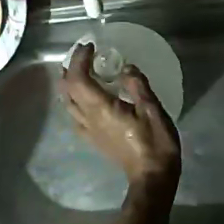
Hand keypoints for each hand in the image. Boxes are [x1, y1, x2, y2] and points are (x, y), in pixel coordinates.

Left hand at [62, 43, 180, 189]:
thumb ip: (137, 86)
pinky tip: (87, 98)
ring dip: (70, 84)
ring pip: (68, 103)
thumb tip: (126, 67)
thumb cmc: (155, 144)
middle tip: (84, 55)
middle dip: (71, 68)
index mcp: (101, 109)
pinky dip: (75, 100)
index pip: (78, 78)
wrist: (151, 177)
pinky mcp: (94, 139)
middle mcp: (88, 119)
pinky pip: (75, 115)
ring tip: (82, 71)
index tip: (90, 46)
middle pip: (67, 90)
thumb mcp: (152, 110)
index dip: (80, 60)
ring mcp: (88, 131)